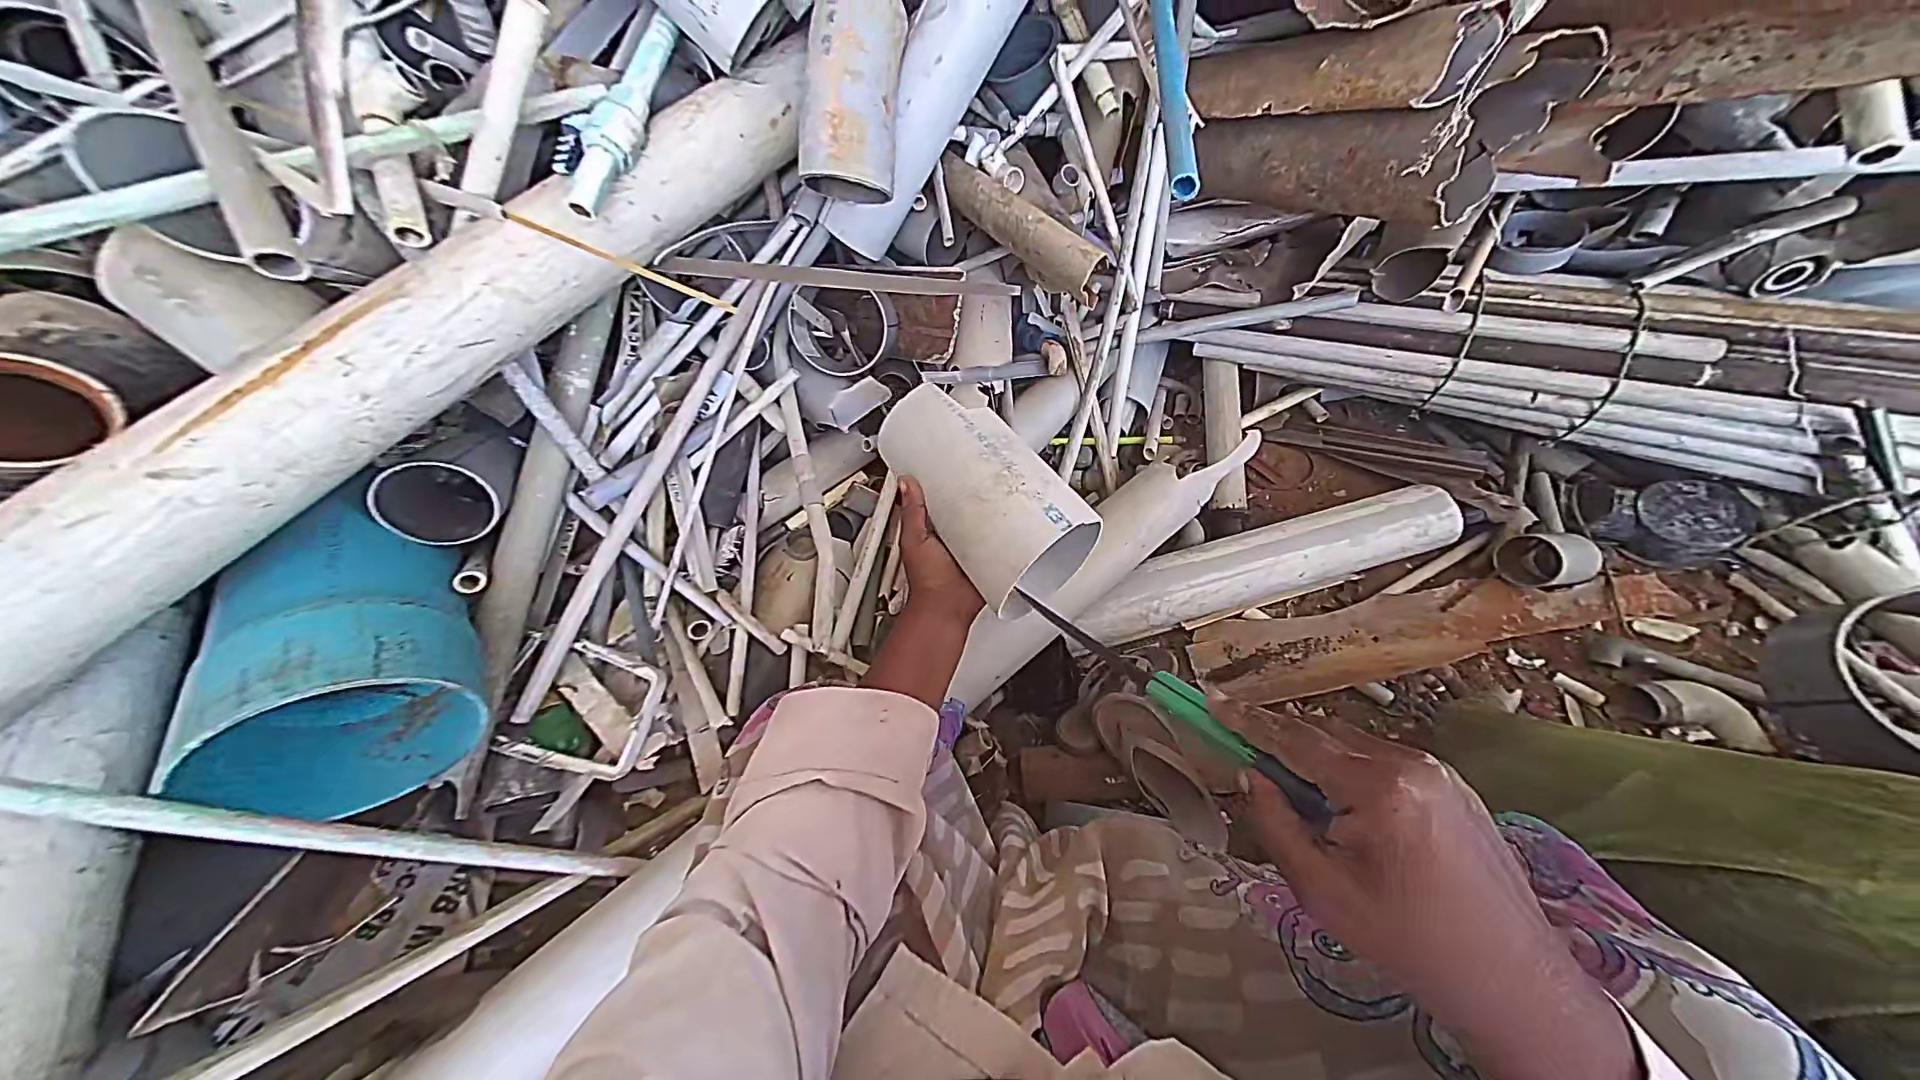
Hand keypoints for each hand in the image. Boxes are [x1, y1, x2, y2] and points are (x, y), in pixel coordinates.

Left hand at [857, 477, 982, 708]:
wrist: (947, 610)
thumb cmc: (927, 582)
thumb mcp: (914, 541)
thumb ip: (911, 513)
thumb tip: (905, 483)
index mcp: (933, 529)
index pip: (941, 499)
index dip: (945, 483)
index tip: (953, 464)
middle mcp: (953, 536)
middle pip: (965, 508)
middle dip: (974, 493)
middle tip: (984, 473)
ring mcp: (972, 545)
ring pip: (984, 521)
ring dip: (992, 510)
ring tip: (1002, 490)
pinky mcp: (989, 556)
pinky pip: (999, 539)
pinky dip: (1005, 530)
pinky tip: (1013, 518)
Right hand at [1220, 699, 1635, 1079]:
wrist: (1515, 984)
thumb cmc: (1408, 942)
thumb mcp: (1320, 890)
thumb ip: (1275, 824)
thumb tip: (1250, 776)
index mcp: (1380, 787)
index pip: (1294, 740)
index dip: (1245, 720)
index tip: (1210, 699)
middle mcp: (1411, 763)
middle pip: (1322, 735)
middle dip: (1280, 745)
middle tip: (1249, 766)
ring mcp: (1438, 772)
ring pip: (1351, 746)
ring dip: (1316, 762)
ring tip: (1308, 810)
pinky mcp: (1453, 786)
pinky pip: (1381, 761)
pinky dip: (1349, 772)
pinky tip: (1347, 815)